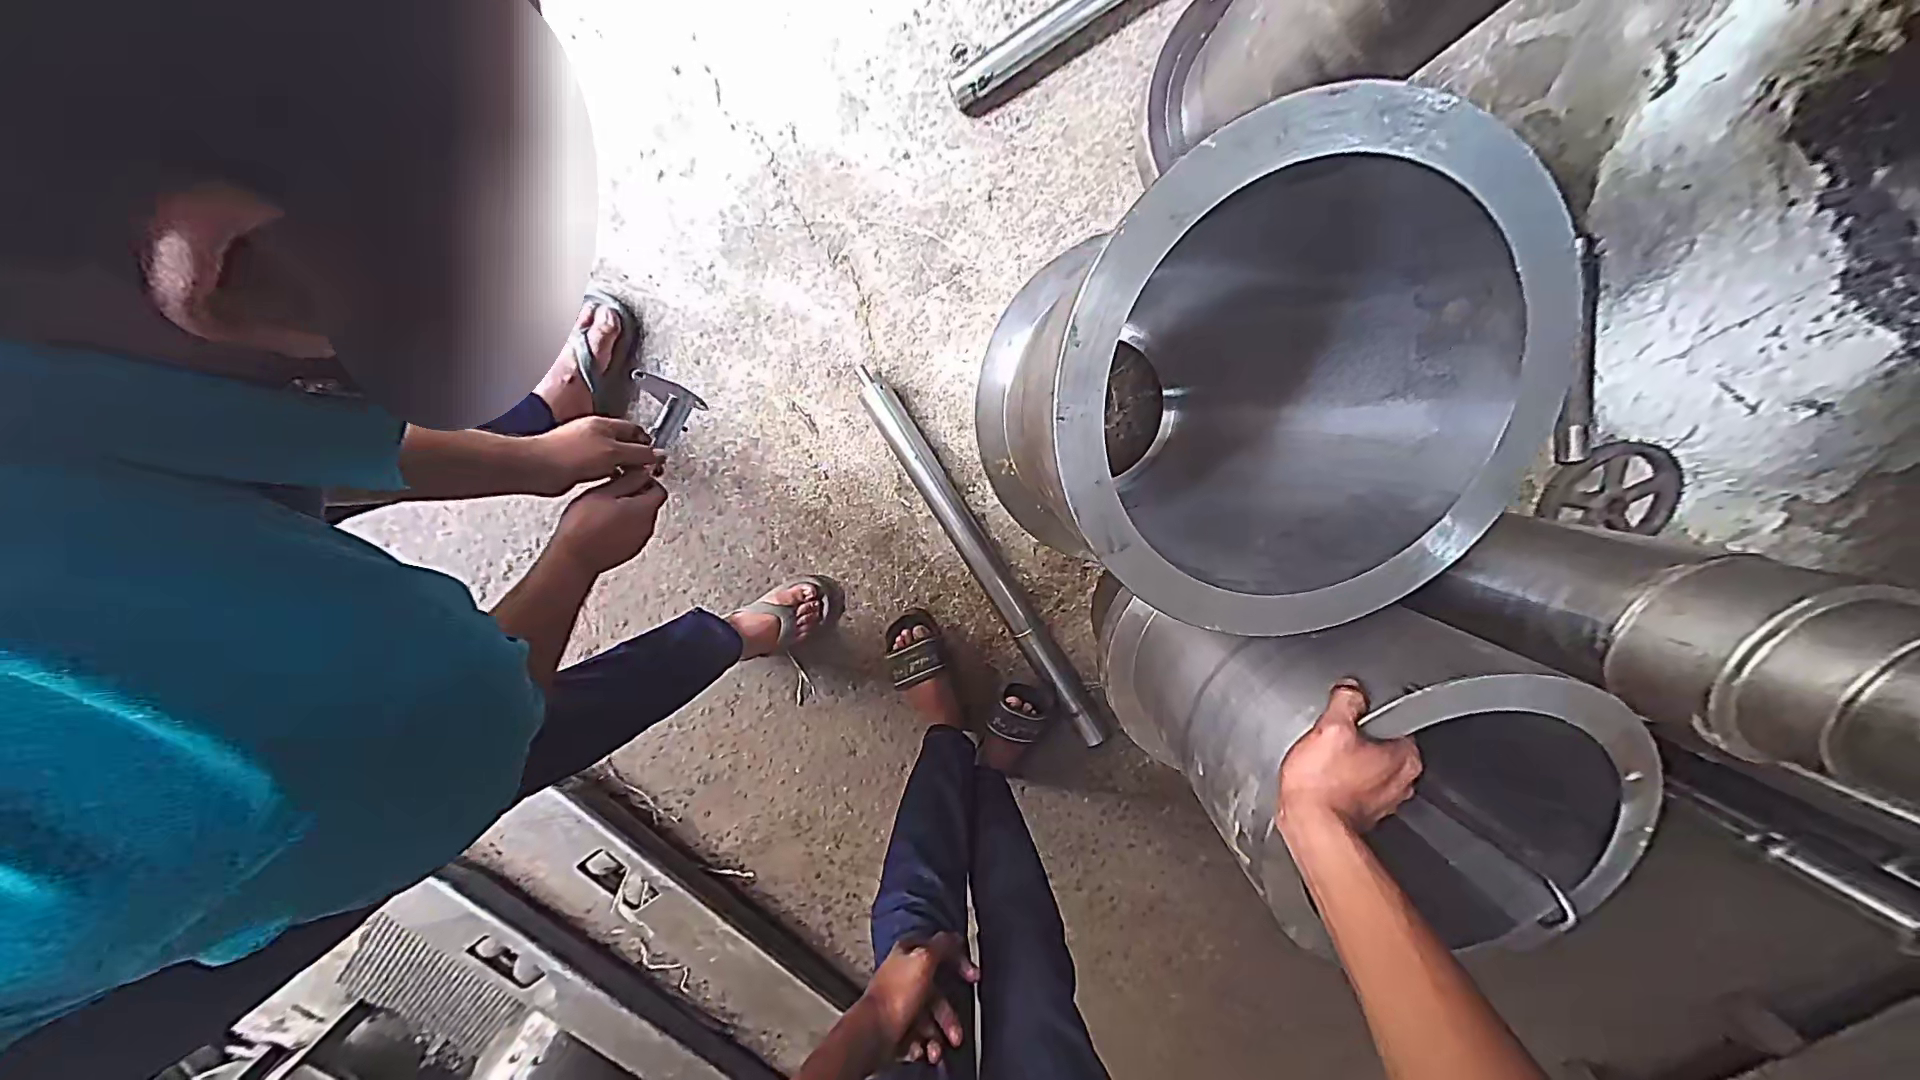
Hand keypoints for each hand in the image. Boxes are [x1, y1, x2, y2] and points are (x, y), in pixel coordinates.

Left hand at [523, 417, 663, 496]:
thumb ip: (639, 454)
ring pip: (614, 457)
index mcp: (604, 425)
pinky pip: (602, 468)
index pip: (636, 430)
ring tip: (630, 476)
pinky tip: (611, 481)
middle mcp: (594, 434)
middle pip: (626, 443)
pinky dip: (610, 474)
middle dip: (637, 456)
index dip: (648, 443)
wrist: (538, 469)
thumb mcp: (614, 454)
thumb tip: (658, 455)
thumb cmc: (568, 456)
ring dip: (624, 467)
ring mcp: (585, 448)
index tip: (656, 457)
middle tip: (646, 469)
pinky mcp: (577, 463)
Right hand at [549, 468, 668, 575]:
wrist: (574, 557)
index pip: (659, 489)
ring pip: (641, 517)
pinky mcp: (631, 549)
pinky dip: (624, 525)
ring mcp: (640, 539)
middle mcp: (648, 525)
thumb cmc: (584, 525)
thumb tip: (643, 471)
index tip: (630, 477)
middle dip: (636, 494)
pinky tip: (604, 523)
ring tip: (605, 507)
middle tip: (614, 490)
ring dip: (629, 510)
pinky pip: (633, 531)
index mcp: (644, 509)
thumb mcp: (603, 492)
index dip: (646, 480)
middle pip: (651, 503)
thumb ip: (628, 480)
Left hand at [859, 932, 977, 1065]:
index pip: (940, 950)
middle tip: (955, 1034)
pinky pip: (919, 1035)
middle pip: (938, 993)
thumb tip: (954, 935)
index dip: (959, 961)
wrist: (873, 1034)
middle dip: (948, 1016)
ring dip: (938, 1036)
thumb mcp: (924, 959)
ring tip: (937, 1050)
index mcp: (909, 953)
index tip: (974, 976)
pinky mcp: (898, 1025)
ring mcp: (901, 1002)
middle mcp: (905, 974)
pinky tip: (923, 1050)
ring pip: (930, 1018)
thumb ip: (942, 945)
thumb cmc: (899, 993)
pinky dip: (924, 1045)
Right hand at [1277, 680, 1421, 832]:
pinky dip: (1342, 779)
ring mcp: (1385, 799)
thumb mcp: (1330, 727)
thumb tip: (1351, 689)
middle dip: (1356, 737)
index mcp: (1404, 757)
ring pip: (1368, 765)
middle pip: (1381, 744)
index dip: (1367, 712)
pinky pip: (1356, 785)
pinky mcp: (1366, 811)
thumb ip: (1345, 702)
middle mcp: (1402, 780)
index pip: (1396, 721)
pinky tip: (1323, 776)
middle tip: (1330, 737)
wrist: (1310, 824)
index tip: (1347, 715)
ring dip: (1348, 759)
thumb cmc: (1321, 783)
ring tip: (1323, 758)